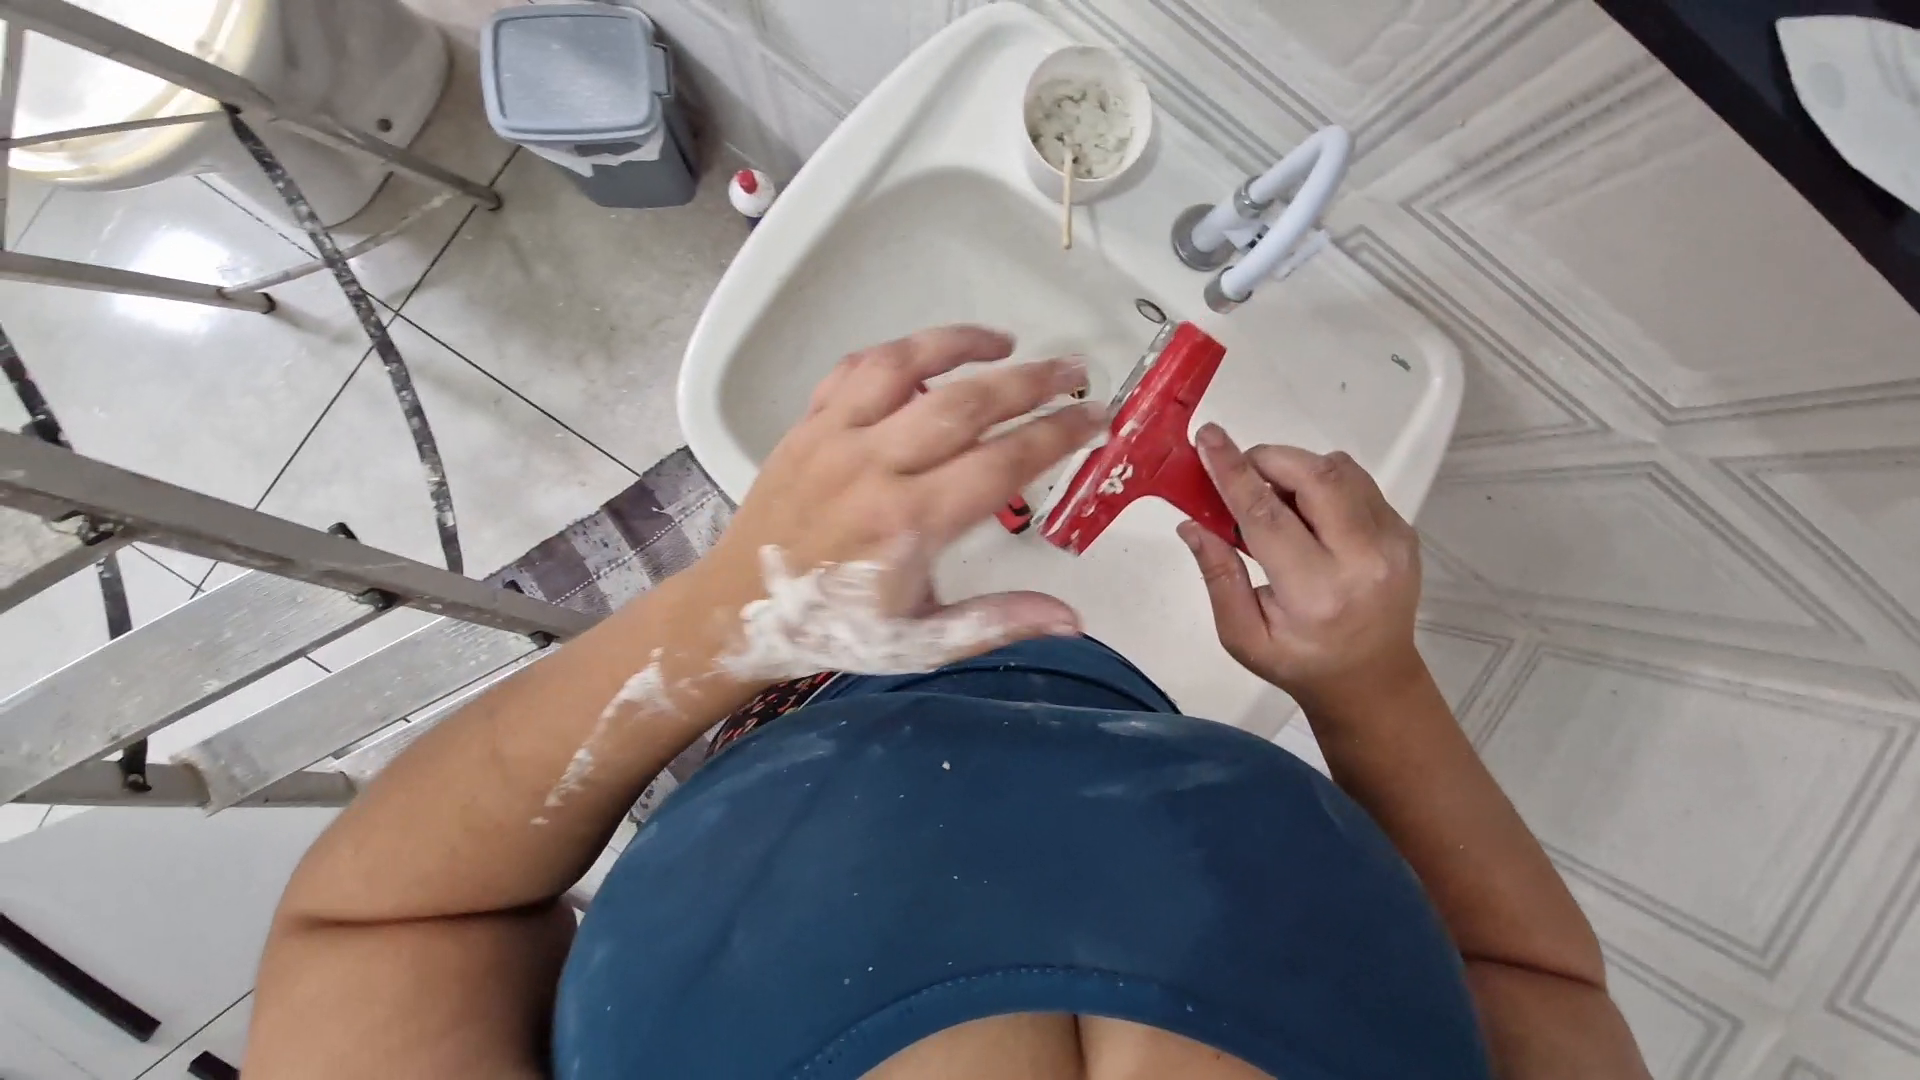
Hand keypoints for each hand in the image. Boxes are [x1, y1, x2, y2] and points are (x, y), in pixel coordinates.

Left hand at [697, 325, 1105, 678]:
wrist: (738, 609)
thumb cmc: (835, 628)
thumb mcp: (922, 640)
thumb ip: (997, 621)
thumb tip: (1072, 617)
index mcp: (908, 522)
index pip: (1002, 463)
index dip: (1057, 436)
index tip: (1096, 419)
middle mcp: (873, 467)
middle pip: (966, 403)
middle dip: (1031, 381)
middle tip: (1074, 371)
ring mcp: (834, 438)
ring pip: (905, 366)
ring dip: (961, 344)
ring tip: (1006, 342)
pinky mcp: (805, 426)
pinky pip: (853, 370)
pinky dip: (896, 353)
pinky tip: (926, 355)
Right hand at [1178, 424, 1425, 711]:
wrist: (1372, 679)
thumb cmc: (1298, 661)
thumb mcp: (1242, 635)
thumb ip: (1217, 577)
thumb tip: (1192, 525)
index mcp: (1315, 593)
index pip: (1267, 515)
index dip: (1233, 472)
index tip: (1209, 438)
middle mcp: (1362, 560)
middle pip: (1315, 477)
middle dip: (1269, 459)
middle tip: (1240, 473)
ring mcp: (1392, 542)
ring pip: (1341, 470)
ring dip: (1296, 469)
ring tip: (1272, 498)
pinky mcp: (1404, 531)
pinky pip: (1358, 483)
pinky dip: (1322, 483)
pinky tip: (1305, 515)